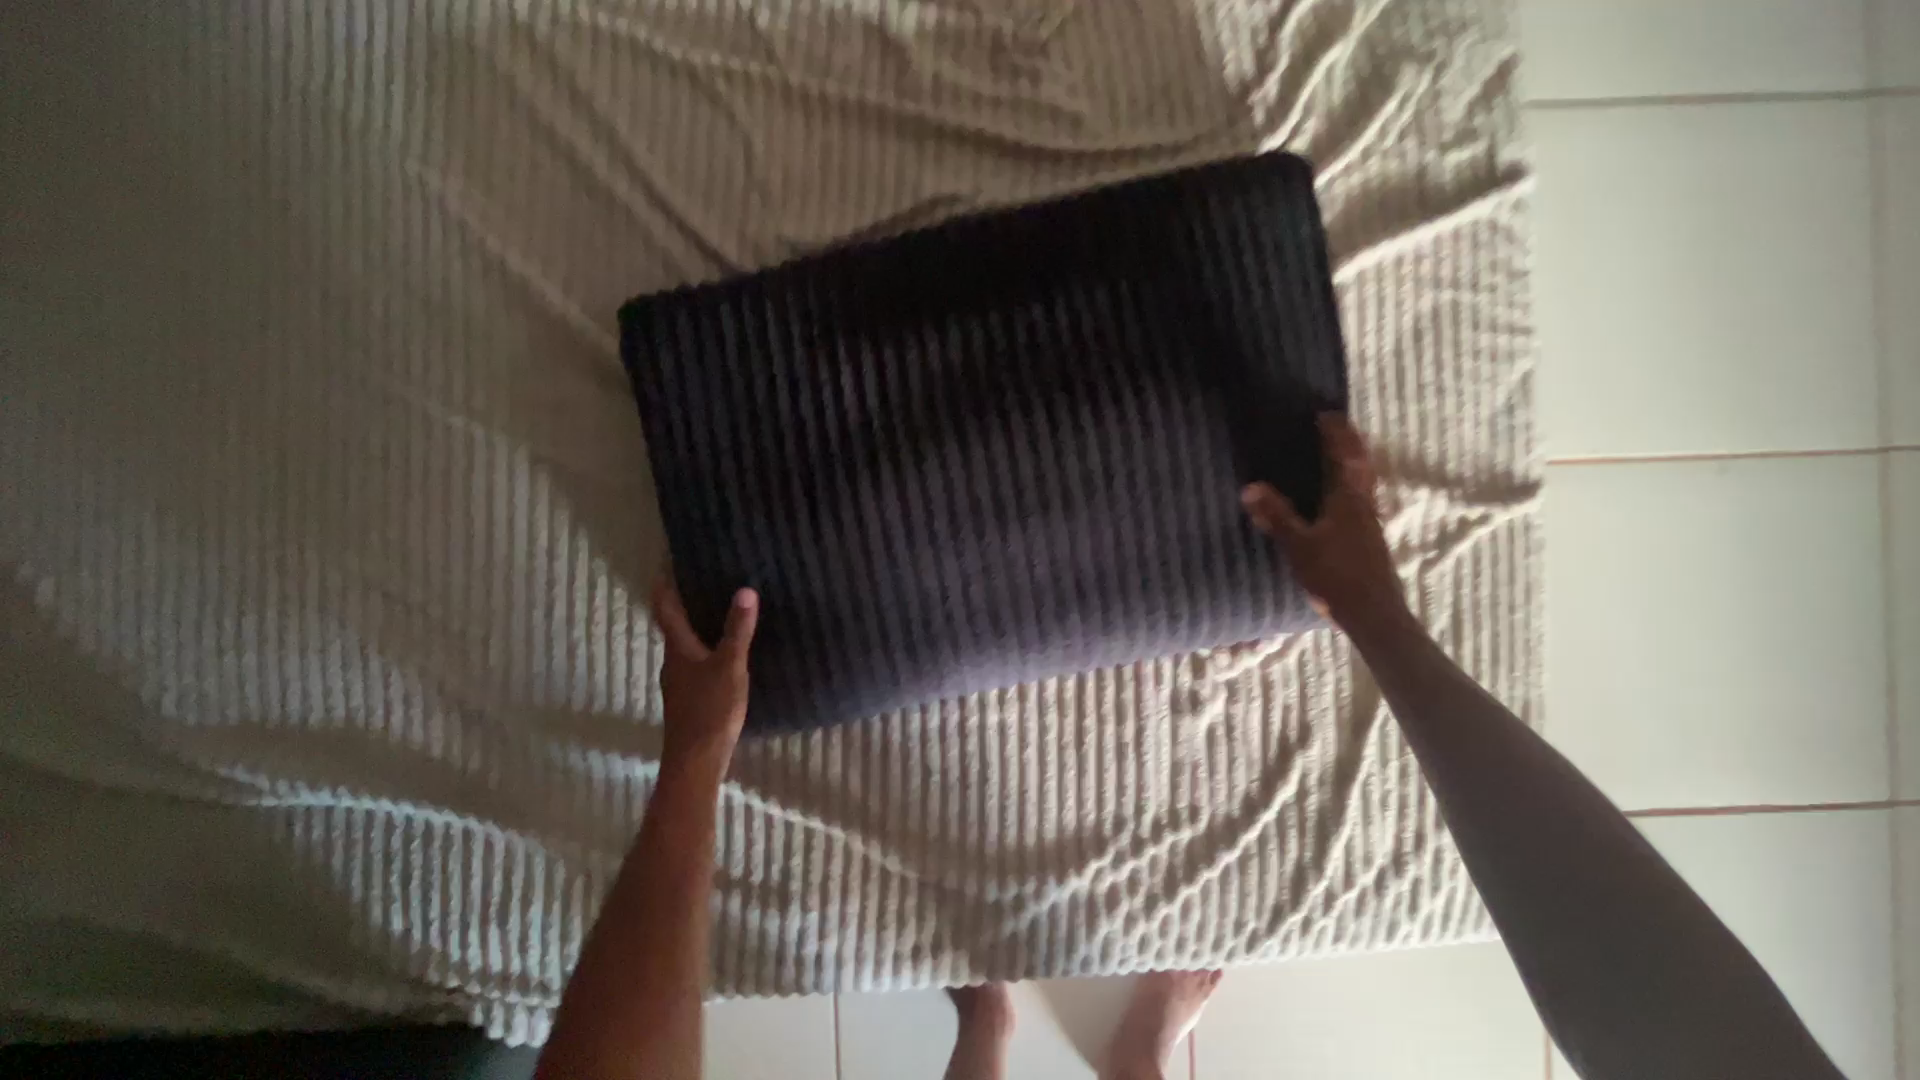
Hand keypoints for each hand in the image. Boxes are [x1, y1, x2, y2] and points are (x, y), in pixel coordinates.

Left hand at [652, 577, 759, 773]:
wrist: (696, 761)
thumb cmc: (711, 710)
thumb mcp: (730, 666)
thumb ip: (738, 630)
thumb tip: (745, 590)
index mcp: (678, 649)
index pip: (666, 609)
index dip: (665, 586)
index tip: (666, 564)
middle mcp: (673, 662)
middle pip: (674, 627)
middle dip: (685, 605)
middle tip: (703, 582)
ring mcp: (679, 684)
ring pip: (685, 648)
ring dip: (697, 630)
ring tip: (718, 614)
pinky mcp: (689, 700)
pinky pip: (695, 666)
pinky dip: (705, 652)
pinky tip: (724, 656)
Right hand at [1239, 414, 1408, 630]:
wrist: (1372, 611)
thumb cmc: (1335, 574)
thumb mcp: (1299, 545)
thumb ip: (1276, 516)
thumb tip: (1250, 487)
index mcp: (1348, 499)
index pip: (1344, 456)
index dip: (1336, 434)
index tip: (1325, 415)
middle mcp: (1364, 504)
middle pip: (1361, 465)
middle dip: (1350, 444)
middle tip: (1337, 429)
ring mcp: (1370, 523)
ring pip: (1364, 483)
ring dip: (1353, 464)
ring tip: (1338, 456)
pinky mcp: (1370, 539)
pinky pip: (1361, 500)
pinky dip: (1351, 486)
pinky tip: (1340, 499)